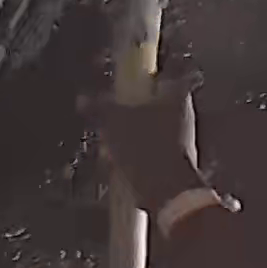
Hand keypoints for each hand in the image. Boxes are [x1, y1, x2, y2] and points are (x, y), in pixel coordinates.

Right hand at [84, 85, 208, 210]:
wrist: (165, 191)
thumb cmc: (144, 146)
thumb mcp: (113, 121)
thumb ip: (99, 107)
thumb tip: (82, 99)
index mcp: (176, 96)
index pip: (161, 77)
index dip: (140, 79)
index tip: (122, 86)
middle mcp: (184, 114)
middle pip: (150, 104)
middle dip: (126, 112)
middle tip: (108, 118)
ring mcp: (181, 139)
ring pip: (147, 128)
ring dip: (127, 134)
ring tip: (108, 144)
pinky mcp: (173, 160)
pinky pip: (148, 148)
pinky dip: (133, 152)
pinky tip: (117, 161)